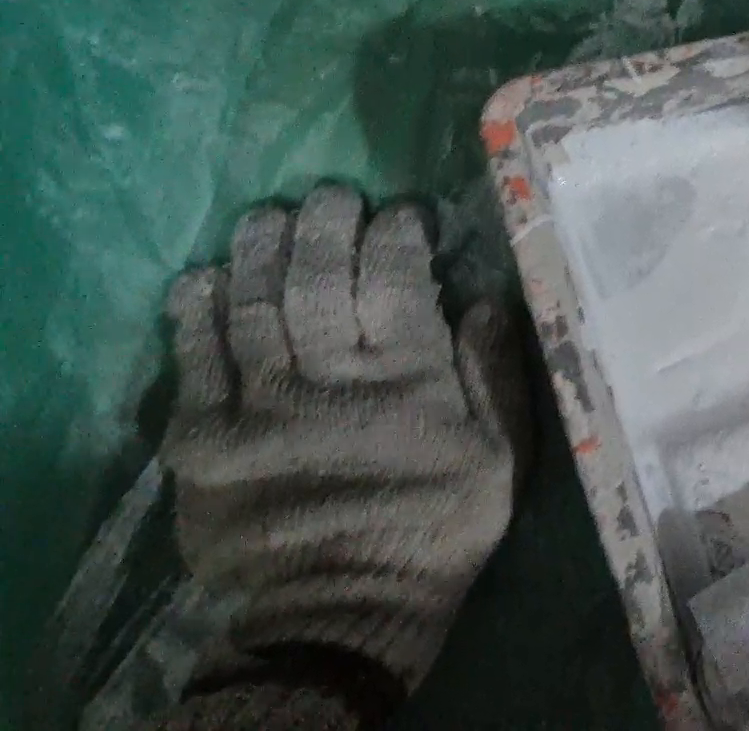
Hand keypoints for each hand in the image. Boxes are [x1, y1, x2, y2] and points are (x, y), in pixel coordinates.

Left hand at [161, 185, 526, 692]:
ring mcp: (255, 407)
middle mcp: (327, 380)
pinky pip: (190, 361)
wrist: (347, 607)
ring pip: (252, 307)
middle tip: (332, 194)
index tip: (402, 209)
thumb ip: (495, 371)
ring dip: (259, 252)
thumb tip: (489, 298)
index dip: (396, 235)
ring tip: (270, 215)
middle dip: (324, 226)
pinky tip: (201, 275)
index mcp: (406, 378)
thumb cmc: (444, 516)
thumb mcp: (504, 448)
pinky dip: (193, 312)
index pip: (395, 281)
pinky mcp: (201, 440)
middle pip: (318, 281)